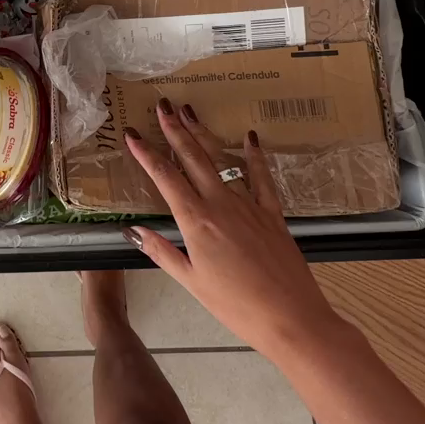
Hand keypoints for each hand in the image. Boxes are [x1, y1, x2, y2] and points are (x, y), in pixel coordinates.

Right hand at [123, 98, 345, 354]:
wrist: (292, 320)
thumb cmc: (236, 307)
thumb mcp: (191, 282)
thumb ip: (162, 252)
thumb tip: (133, 231)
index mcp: (196, 221)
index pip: (164, 177)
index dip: (145, 153)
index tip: (132, 134)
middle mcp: (220, 204)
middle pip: (192, 158)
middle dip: (175, 129)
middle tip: (163, 104)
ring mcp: (248, 206)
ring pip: (220, 161)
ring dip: (203, 134)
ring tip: (190, 110)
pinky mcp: (272, 214)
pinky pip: (261, 178)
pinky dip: (255, 156)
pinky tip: (250, 137)